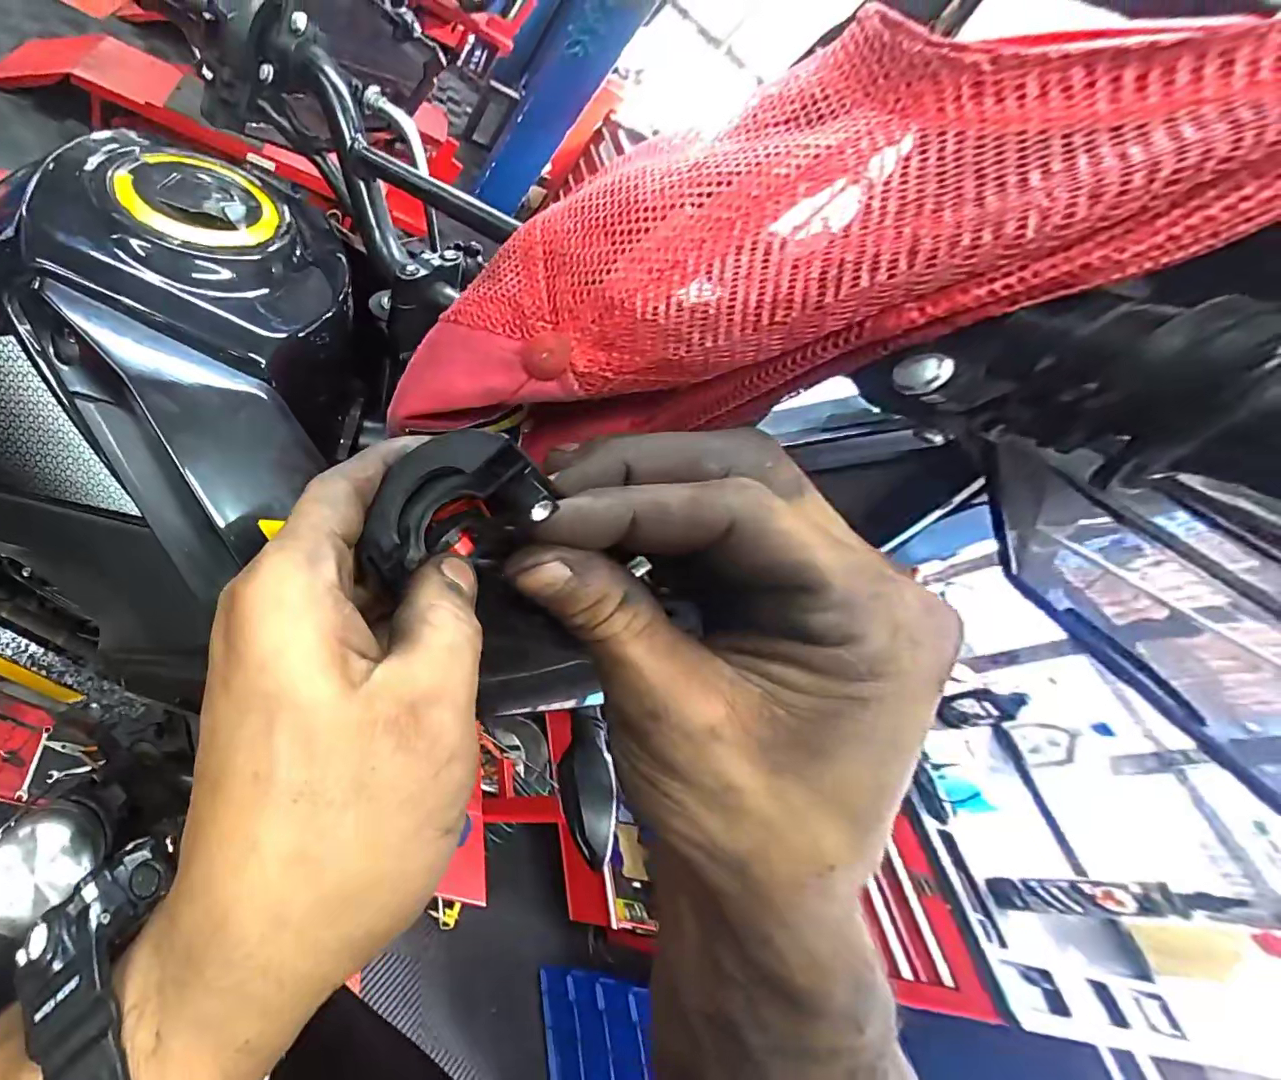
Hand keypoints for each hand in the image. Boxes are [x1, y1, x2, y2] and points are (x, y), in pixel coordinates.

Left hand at [121, 437, 484, 1078]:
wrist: (255, 932)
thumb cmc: (347, 820)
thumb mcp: (427, 705)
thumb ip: (445, 610)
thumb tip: (445, 559)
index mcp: (285, 585)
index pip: (341, 486)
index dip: (400, 461)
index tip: (460, 457)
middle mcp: (257, 603)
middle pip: (340, 536)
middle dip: (411, 528)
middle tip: (487, 529)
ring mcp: (256, 649)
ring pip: (340, 589)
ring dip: (400, 585)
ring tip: (472, 584)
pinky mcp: (266, 689)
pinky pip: (328, 631)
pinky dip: (378, 626)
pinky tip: (429, 642)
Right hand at [507, 429, 959, 907]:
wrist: (765, 889)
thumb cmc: (739, 820)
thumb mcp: (668, 712)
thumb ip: (605, 617)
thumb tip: (528, 554)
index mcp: (866, 611)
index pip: (742, 508)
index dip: (631, 501)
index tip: (546, 515)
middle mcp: (865, 578)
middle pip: (744, 474)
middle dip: (636, 473)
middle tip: (550, 489)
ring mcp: (826, 583)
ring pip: (727, 489)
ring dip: (638, 487)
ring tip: (561, 498)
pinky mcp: (783, 596)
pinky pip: (712, 533)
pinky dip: (646, 523)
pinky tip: (596, 530)